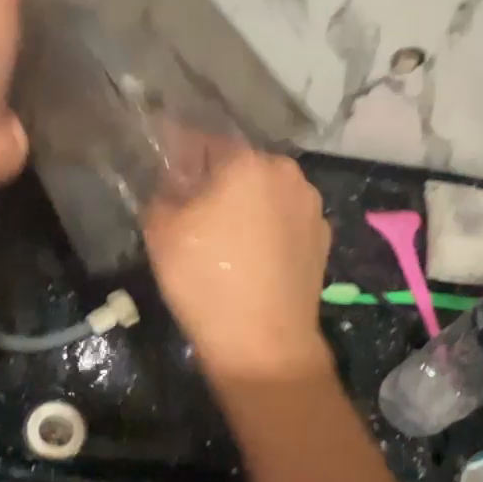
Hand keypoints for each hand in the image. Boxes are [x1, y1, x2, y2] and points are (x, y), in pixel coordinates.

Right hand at [143, 149, 332, 379]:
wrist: (262, 342)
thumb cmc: (206, 280)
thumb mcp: (161, 232)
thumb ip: (161, 193)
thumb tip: (172, 183)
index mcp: (246, 162)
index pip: (204, 139)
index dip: (178, 151)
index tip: (162, 166)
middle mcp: (286, 174)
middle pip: (239, 164)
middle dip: (214, 178)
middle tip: (188, 205)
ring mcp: (310, 207)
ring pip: (265, 192)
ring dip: (242, 202)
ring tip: (219, 233)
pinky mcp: (321, 239)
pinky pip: (283, 220)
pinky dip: (265, 227)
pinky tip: (248, 255)